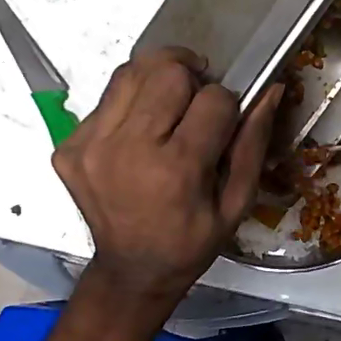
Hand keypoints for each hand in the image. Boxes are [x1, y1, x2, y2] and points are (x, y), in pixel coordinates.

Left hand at [53, 48, 280, 300]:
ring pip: (132, 72)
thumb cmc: (192, 241)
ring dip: (159, 81)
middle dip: (192, 79)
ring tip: (170, 107)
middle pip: (167, 70)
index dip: (227, 104)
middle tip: (197, 104)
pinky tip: (142, 131)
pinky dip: (131, 104)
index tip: (225, 124)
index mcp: (176, 170)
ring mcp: (91, 146)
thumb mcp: (237, 203)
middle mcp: (128, 150)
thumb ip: (253, 143)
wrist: (133, 270)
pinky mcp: (69, 146)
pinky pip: (107, 98)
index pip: (214, 98)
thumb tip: (271, 90)